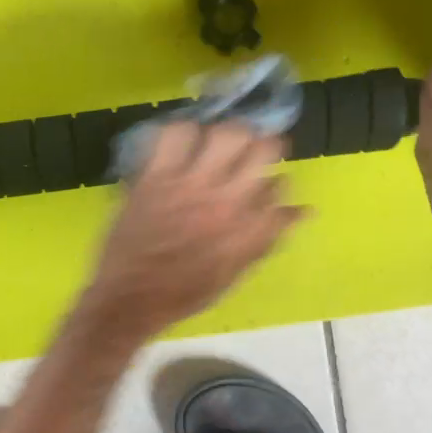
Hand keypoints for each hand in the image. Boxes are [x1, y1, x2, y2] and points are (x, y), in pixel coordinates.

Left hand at [82, 121, 304, 342]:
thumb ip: (265, 239)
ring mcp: (190, 184)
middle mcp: (226, 201)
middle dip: (262, 145)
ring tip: (216, 146)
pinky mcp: (156, 176)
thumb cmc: (181, 294)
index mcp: (248, 229)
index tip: (267, 184)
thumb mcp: (232, 273)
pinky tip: (181, 146)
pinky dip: (183, 132)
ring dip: (225, 135)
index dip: (277, 182)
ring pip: (225, 133)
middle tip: (249, 152)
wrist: (129, 300)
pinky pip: (175, 134)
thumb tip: (301, 211)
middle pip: (263, 147)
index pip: (281, 187)